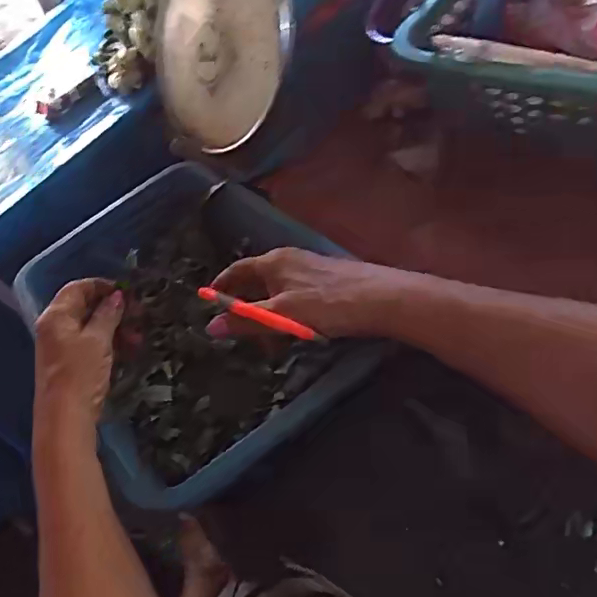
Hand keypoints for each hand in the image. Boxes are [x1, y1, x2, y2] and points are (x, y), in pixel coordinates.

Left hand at [34, 278, 126, 423]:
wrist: (65, 417)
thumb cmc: (80, 373)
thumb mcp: (98, 340)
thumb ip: (107, 315)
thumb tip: (116, 297)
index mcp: (55, 316)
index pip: (77, 288)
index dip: (102, 286)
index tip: (127, 293)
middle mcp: (53, 328)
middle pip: (83, 308)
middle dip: (112, 310)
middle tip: (138, 315)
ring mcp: (59, 347)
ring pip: (89, 328)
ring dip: (114, 329)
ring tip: (137, 338)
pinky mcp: (68, 365)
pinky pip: (89, 345)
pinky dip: (107, 344)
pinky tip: (127, 351)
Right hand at [207, 248, 416, 340]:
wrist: (386, 300)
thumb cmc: (327, 304)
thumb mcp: (282, 315)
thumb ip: (246, 320)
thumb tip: (211, 326)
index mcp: (272, 262)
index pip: (236, 270)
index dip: (221, 287)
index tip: (210, 304)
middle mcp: (288, 259)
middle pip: (256, 280)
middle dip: (245, 304)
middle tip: (239, 329)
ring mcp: (310, 268)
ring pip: (277, 289)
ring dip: (267, 312)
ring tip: (268, 337)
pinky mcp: (328, 279)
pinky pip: (295, 294)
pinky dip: (286, 310)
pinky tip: (297, 329)